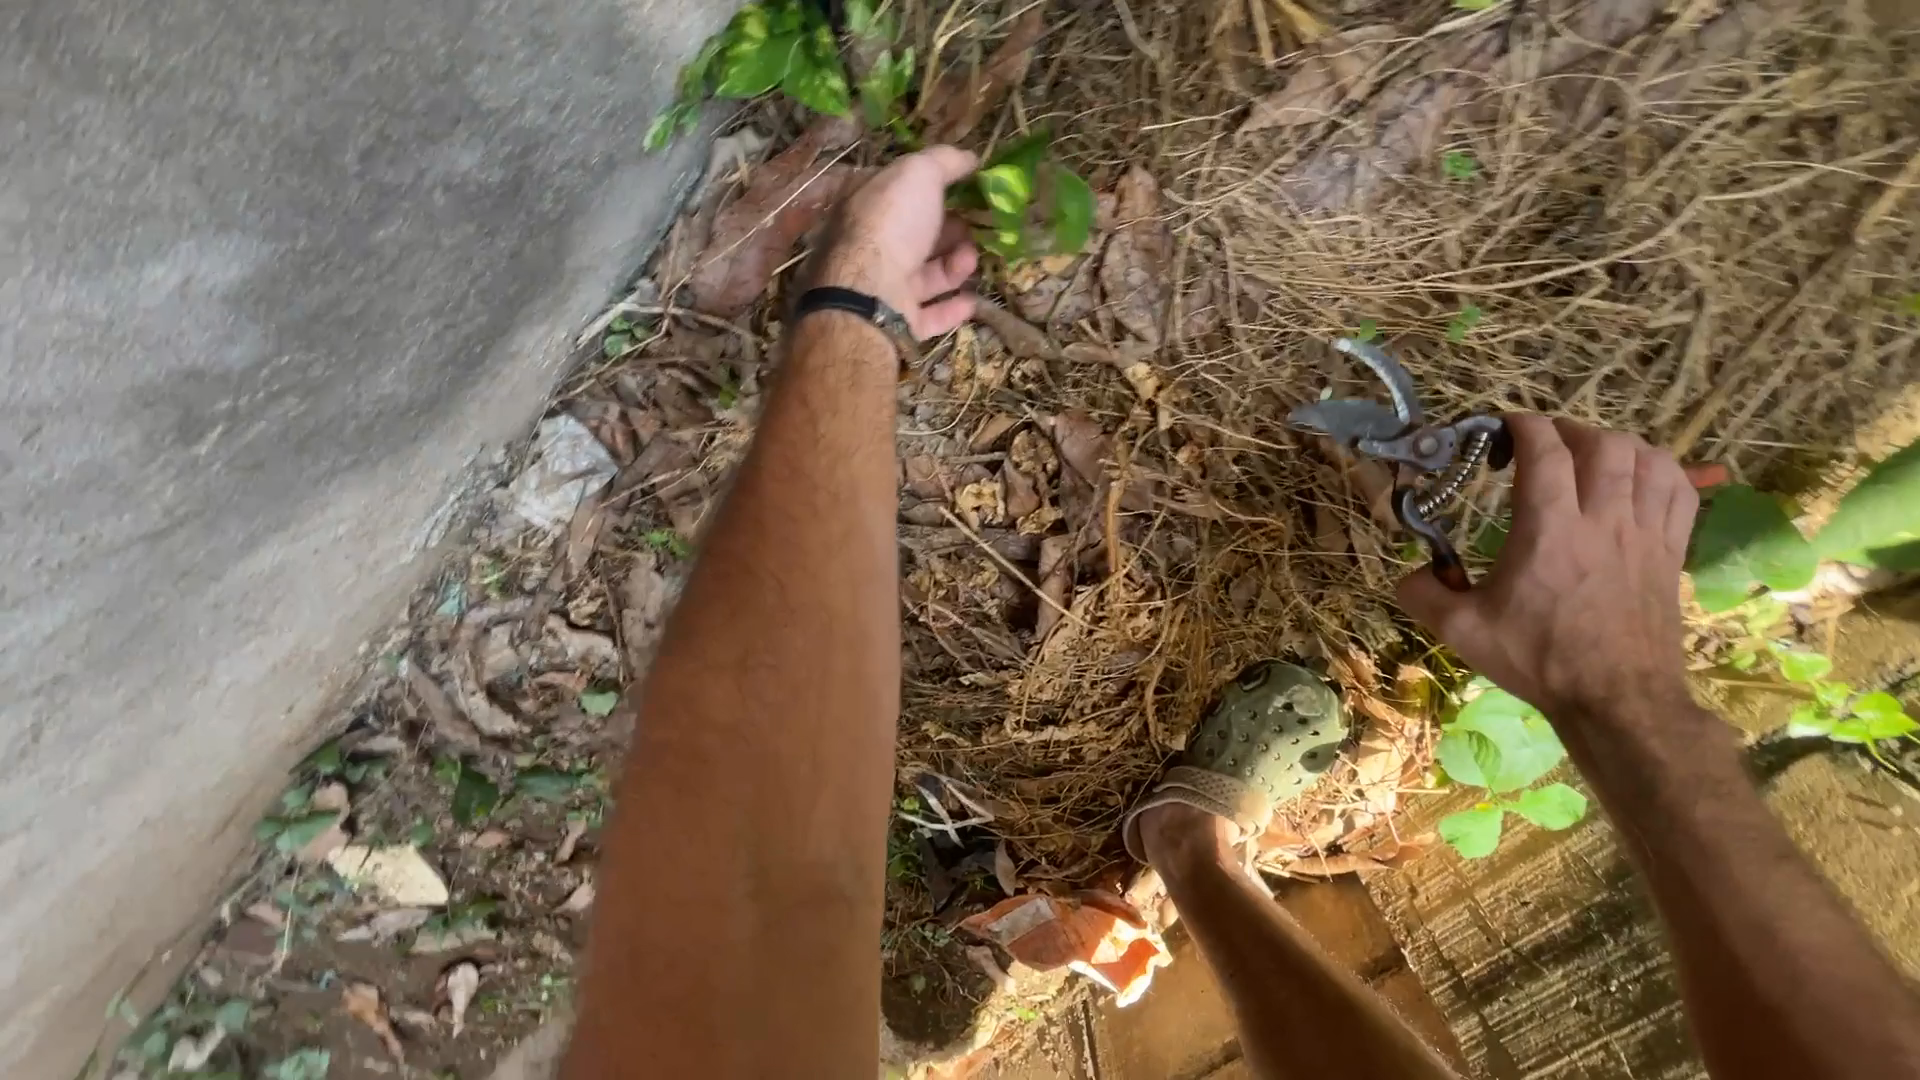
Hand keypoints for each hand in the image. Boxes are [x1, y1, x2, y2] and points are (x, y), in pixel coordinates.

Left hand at [815, 145, 979, 339]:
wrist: (872, 292)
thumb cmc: (891, 224)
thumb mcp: (919, 173)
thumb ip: (945, 161)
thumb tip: (971, 158)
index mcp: (866, 206)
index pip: (902, 193)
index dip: (935, 188)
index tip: (968, 189)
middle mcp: (870, 246)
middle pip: (918, 237)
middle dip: (951, 232)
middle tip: (977, 228)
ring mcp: (882, 288)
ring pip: (925, 276)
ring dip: (955, 267)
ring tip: (972, 260)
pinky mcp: (897, 322)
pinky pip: (929, 315)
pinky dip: (952, 307)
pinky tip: (972, 300)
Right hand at [1397, 415, 1699, 722]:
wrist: (1616, 699)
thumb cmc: (1537, 658)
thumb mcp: (1460, 630)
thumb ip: (1421, 593)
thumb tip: (1408, 573)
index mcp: (1549, 530)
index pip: (1545, 453)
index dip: (1523, 426)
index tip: (1501, 426)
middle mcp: (1603, 520)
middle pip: (1601, 444)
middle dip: (1566, 430)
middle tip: (1537, 443)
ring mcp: (1646, 533)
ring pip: (1647, 458)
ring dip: (1613, 443)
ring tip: (1585, 454)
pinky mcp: (1671, 551)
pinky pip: (1680, 489)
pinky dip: (1658, 468)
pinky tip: (1635, 477)